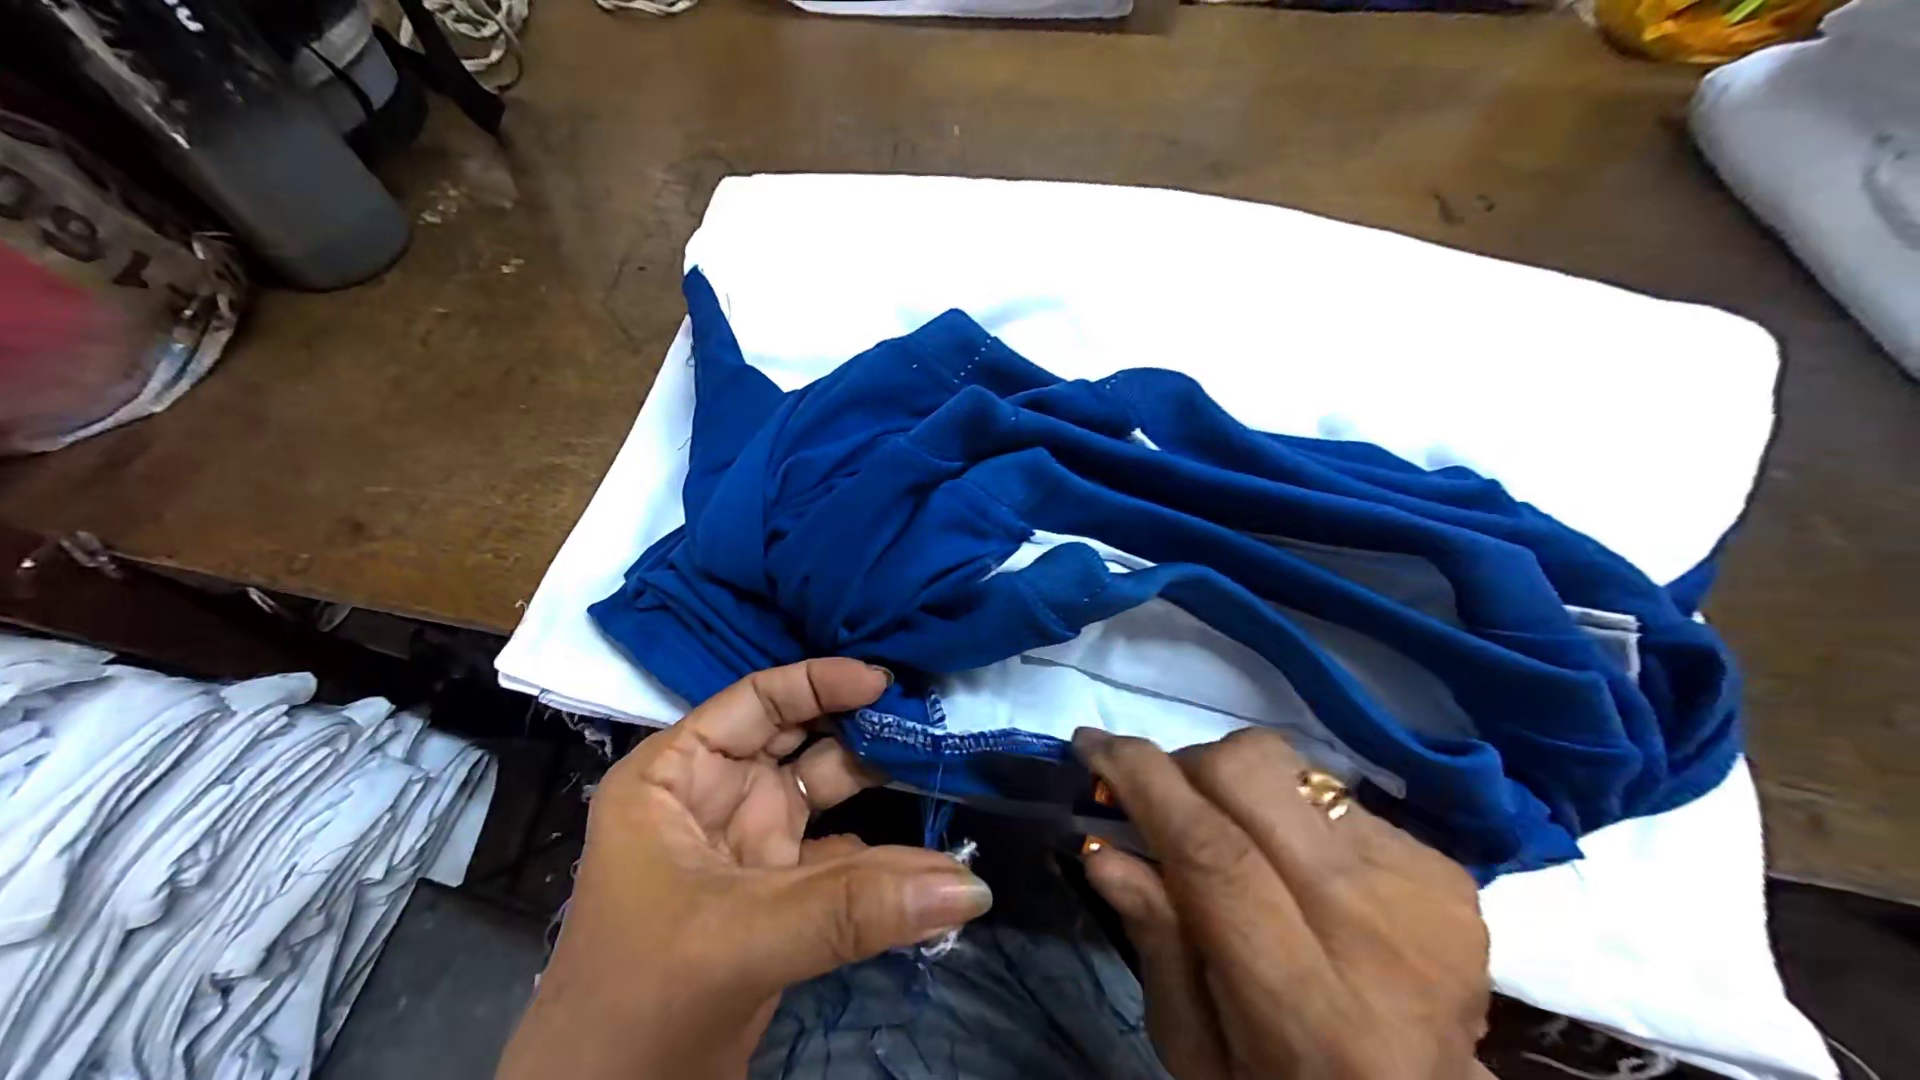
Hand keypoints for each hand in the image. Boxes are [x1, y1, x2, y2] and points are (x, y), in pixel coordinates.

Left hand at [496, 659, 993, 1079]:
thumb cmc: (639, 1003)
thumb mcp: (741, 938)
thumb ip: (855, 908)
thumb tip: (969, 885)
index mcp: (675, 774)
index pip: (755, 701)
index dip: (818, 682)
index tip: (885, 682)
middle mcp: (714, 795)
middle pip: (798, 737)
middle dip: (859, 725)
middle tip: (929, 716)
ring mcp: (749, 843)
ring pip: (824, 792)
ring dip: (880, 784)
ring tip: (946, 765)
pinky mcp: (779, 891)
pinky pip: (842, 854)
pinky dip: (884, 857)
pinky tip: (933, 861)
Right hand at [1075, 727, 1490, 1079]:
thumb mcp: (1194, 1048)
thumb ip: (1154, 940)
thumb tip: (1102, 848)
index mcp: (1309, 1012)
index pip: (1212, 853)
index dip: (1143, 780)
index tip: (1090, 743)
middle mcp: (1377, 935)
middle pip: (1253, 775)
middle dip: (1184, 764)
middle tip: (1161, 798)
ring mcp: (1421, 891)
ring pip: (1288, 765)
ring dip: (1233, 783)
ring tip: (1227, 831)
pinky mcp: (1445, 869)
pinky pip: (1329, 791)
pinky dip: (1284, 807)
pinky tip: (1290, 859)